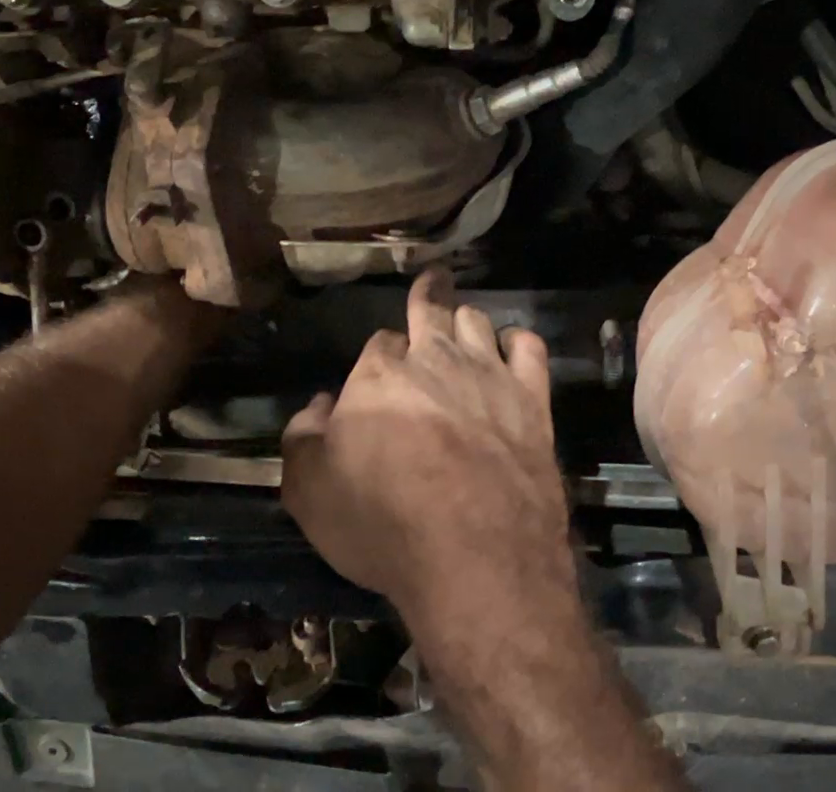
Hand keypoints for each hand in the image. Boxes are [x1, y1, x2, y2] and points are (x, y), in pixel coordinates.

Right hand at [280, 270, 572, 616]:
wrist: (475, 554)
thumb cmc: (382, 524)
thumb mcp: (308, 491)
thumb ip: (303, 437)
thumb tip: (319, 404)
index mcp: (379, 376)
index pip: (377, 344)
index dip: (379, 358)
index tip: (380, 374)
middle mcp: (435, 360)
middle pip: (430, 312)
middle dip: (428, 296)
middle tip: (433, 280)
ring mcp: (488, 374)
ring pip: (477, 322)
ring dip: (467, 321)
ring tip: (465, 324)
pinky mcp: (532, 399)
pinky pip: (530, 348)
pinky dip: (518, 341)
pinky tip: (512, 348)